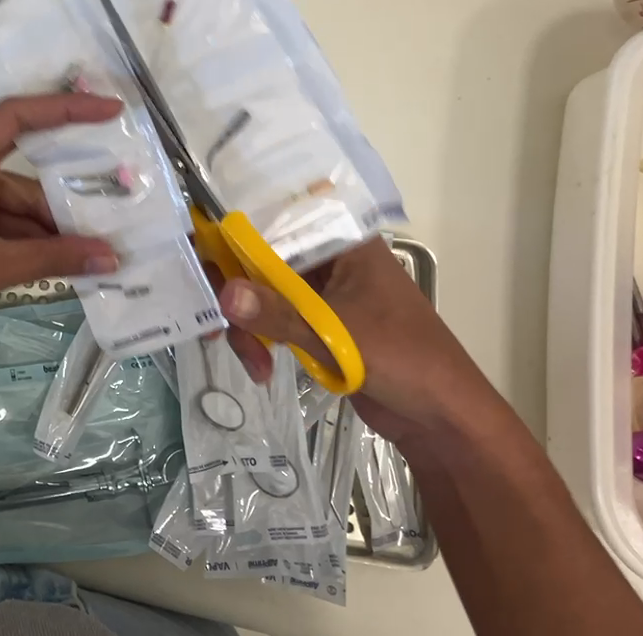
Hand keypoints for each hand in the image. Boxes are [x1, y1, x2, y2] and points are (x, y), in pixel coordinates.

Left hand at [0, 93, 123, 335]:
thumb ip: (51, 259)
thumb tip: (111, 259)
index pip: (14, 117)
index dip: (64, 108)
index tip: (109, 108)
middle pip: (22, 164)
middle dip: (67, 185)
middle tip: (123, 186)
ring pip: (18, 200)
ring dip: (54, 224)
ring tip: (107, 239)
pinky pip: (5, 220)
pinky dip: (34, 239)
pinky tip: (74, 256)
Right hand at [215, 238, 502, 446]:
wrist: (443, 421)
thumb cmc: (406, 360)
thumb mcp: (337, 334)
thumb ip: (277, 313)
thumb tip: (224, 294)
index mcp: (341, 241)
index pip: (274, 220)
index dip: (232, 234)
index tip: (199, 255)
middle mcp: (326, 257)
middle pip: (257, 257)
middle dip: (234, 292)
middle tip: (215, 321)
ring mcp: (319, 290)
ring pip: (258, 290)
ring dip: (247, 324)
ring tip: (253, 360)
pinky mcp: (313, 321)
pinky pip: (270, 316)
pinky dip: (259, 337)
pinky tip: (260, 366)